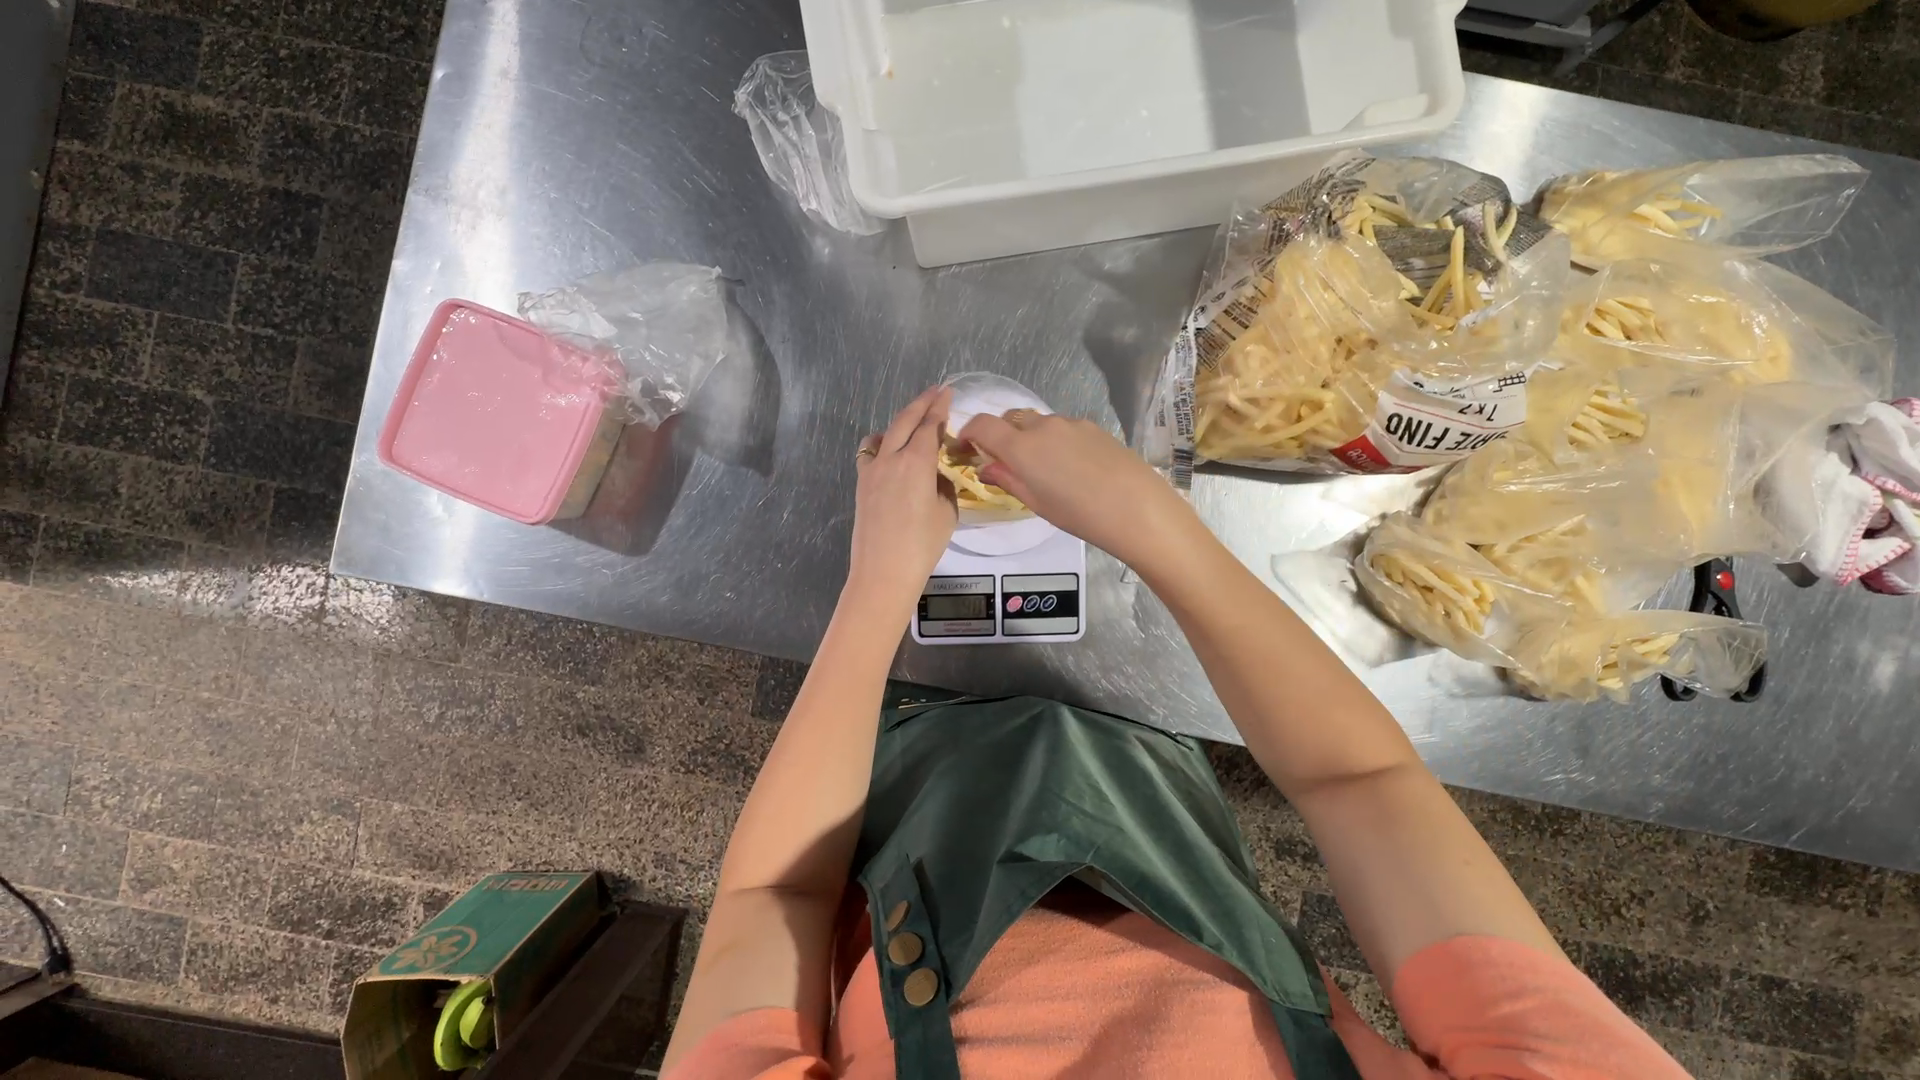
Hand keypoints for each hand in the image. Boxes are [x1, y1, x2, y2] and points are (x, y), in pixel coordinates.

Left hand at [848, 385, 956, 607]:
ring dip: (901, 422)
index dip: (940, 407)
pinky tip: (890, 451)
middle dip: (921, 403)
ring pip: (885, 434)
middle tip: (935, 392)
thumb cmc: (922, 545)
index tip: (947, 393)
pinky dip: (881, 443)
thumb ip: (943, 486)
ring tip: (914, 420)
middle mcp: (891, 458)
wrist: (883, 571)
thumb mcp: (946, 512)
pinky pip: (870, 453)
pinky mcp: (862, 484)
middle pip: (905, 421)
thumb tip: (936, 476)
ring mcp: (872, 470)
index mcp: (916, 462)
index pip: (930, 425)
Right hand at [957, 410, 1199, 573]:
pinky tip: (1070, 468)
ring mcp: (1070, 423)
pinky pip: (1062, 428)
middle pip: (1010, 420)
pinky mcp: (1093, 428)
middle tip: (1004, 463)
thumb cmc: (1079, 514)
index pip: (982, 425)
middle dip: (1001, 436)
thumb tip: (987, 467)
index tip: (965, 449)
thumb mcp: (1036, 503)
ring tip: (1043, 470)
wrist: (1136, 507)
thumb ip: (1008, 480)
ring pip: (1038, 423)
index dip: (968, 433)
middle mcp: (1042, 426)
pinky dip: (1054, 441)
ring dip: (1030, 439)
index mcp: (1021, 446)